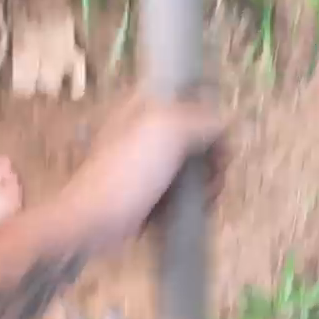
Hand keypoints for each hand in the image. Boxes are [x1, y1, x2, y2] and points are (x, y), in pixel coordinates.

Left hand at [59, 96, 227, 250]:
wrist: (92, 222)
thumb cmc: (127, 172)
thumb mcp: (167, 130)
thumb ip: (202, 119)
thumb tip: (225, 124)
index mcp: (146, 105)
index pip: (191, 96)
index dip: (212, 115)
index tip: (221, 138)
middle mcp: (146, 131)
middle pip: (198, 135)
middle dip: (214, 156)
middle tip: (215, 175)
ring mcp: (146, 165)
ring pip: (192, 167)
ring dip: (207, 182)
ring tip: (206, 198)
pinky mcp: (148, 195)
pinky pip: (181, 192)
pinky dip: (193, 200)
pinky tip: (196, 210)